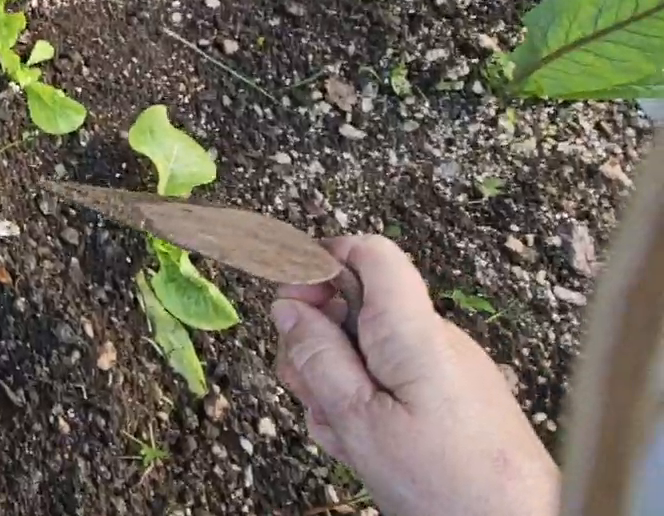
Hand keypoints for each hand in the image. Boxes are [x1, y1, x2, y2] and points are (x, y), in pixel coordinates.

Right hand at [272, 235, 559, 515]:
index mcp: (412, 333)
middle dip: (312, 340)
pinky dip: (362, 400)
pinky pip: (388, 377)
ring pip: (362, 347)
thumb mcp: (356, 418)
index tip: (292, 299)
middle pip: (351, 306)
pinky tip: (361, 440)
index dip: (321, 258)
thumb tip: (287, 306)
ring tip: (339, 427)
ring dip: (333, 380)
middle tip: (307, 390)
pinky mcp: (452, 398)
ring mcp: (445, 370)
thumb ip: (316, 354)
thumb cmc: (447, 486)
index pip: (370, 253)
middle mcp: (433, 339)